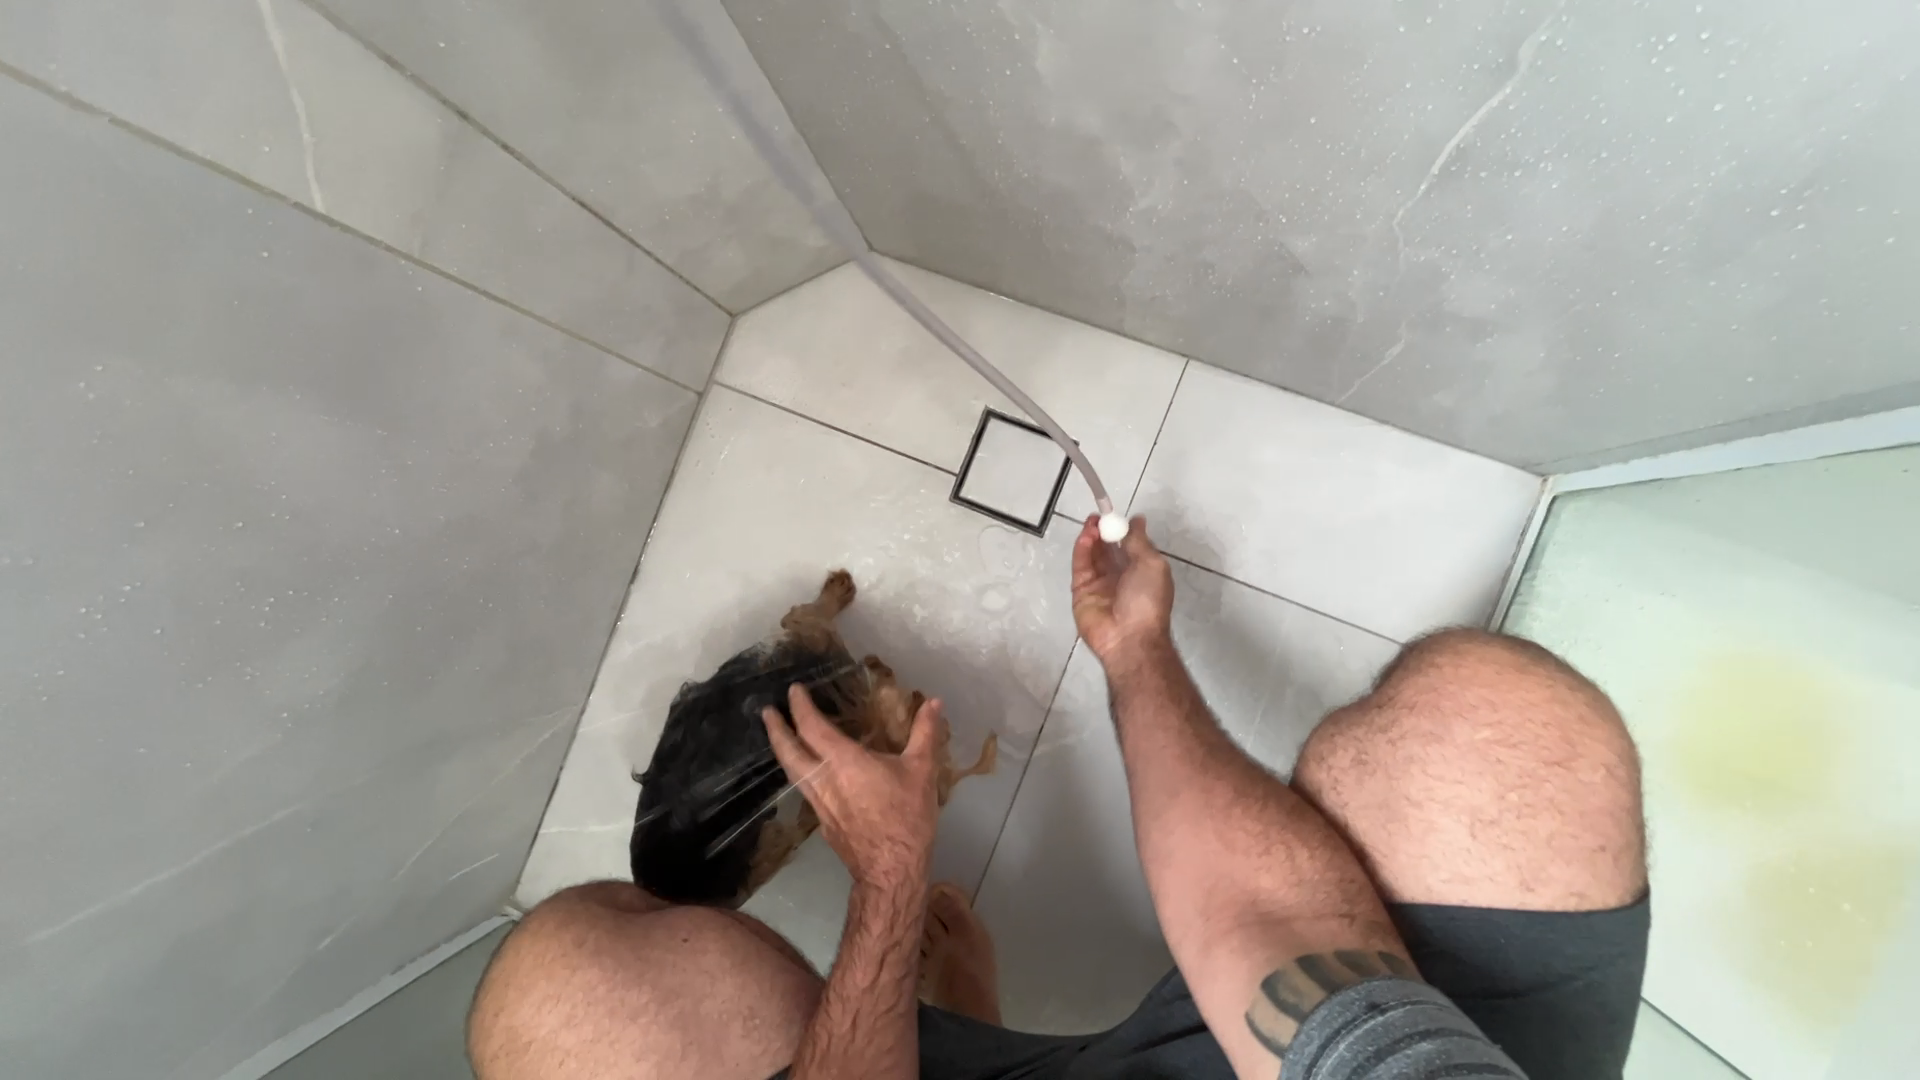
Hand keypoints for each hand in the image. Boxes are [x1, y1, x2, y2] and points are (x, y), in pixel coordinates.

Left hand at [763, 683, 942, 891]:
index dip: (800, 707)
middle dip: (776, 729)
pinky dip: (798, 773)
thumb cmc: (906, 816)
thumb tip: (934, 701)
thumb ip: (925, 732)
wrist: (891, 870)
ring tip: (780, 737)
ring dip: (782, 751)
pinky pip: (803, 789)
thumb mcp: (922, 769)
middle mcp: (824, 780)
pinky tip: (806, 773)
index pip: (812, 727)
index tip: (794, 690)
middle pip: (789, 751)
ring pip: (792, 772)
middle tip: (767, 711)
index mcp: (844, 762)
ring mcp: (819, 803)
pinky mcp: (822, 822)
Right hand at [1071, 514, 1174, 664]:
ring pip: (1092, 555)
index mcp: (1141, 572)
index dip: (1122, 530)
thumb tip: (1138, 520)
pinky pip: (1080, 566)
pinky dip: (1082, 549)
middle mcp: (1119, 577)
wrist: (1129, 637)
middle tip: (1097, 516)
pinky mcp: (1081, 591)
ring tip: (1091, 522)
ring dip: (1092, 537)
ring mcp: (1099, 584)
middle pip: (1108, 549)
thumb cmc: (1147, 599)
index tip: (1115, 515)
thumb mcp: (1152, 565)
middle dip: (1103, 531)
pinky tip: (1086, 536)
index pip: (1128, 546)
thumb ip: (1140, 541)